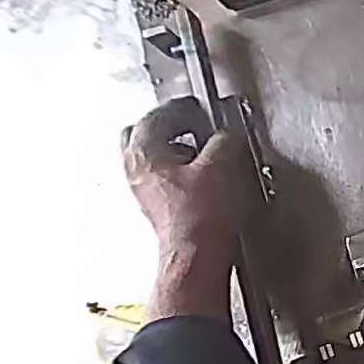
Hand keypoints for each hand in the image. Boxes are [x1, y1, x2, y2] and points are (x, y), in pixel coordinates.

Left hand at [121, 97, 240, 321]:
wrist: (196, 256)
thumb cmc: (199, 217)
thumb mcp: (220, 167)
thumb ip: (223, 142)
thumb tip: (226, 137)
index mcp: (143, 154)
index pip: (155, 117)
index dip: (179, 109)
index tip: (195, 107)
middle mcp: (136, 171)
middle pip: (143, 135)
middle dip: (167, 127)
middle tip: (191, 124)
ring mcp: (145, 191)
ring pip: (154, 158)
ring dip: (175, 150)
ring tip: (202, 150)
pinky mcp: (159, 207)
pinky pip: (164, 179)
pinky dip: (180, 171)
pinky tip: (202, 177)